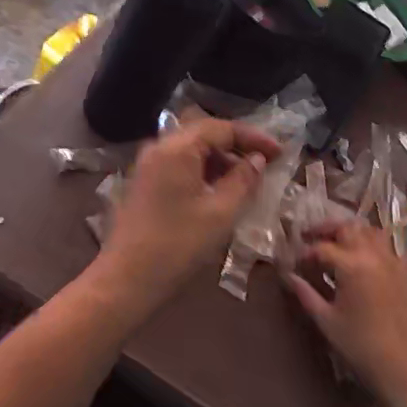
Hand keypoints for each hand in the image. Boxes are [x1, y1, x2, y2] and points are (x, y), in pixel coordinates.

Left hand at [94, 119, 280, 310]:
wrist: (126, 279)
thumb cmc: (177, 244)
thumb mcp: (220, 213)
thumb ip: (242, 180)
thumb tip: (257, 160)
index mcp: (176, 147)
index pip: (221, 128)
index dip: (253, 137)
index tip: (280, 152)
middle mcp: (159, 147)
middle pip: (204, 134)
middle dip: (237, 146)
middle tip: (265, 164)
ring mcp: (148, 165)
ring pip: (191, 150)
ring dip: (220, 160)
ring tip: (246, 180)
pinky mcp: (144, 183)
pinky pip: (179, 165)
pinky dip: (202, 171)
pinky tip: (219, 191)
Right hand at [285, 218, 406, 406]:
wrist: (404, 371)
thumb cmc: (359, 347)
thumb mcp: (326, 320)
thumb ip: (305, 293)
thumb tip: (288, 276)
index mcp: (352, 265)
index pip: (322, 248)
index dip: (305, 253)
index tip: (294, 263)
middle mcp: (375, 256)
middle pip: (349, 228)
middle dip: (327, 229)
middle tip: (310, 237)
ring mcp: (395, 264)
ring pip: (372, 232)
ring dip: (352, 232)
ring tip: (337, 243)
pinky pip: (389, 250)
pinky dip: (373, 247)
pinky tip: (364, 263)